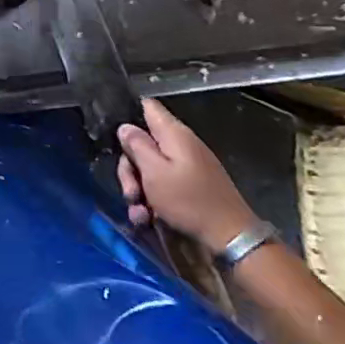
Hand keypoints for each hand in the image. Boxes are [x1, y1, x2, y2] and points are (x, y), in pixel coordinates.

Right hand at [116, 98, 258, 254]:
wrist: (231, 237)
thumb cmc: (189, 200)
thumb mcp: (154, 172)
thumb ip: (136, 145)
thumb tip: (125, 127)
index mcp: (174, 134)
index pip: (147, 106)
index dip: (127, 113)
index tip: (113, 133)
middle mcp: (181, 144)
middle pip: (142, 143)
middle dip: (129, 166)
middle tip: (130, 190)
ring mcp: (188, 165)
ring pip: (150, 166)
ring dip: (139, 187)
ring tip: (139, 212)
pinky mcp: (191, 183)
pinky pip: (163, 182)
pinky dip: (153, 198)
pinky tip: (148, 217)